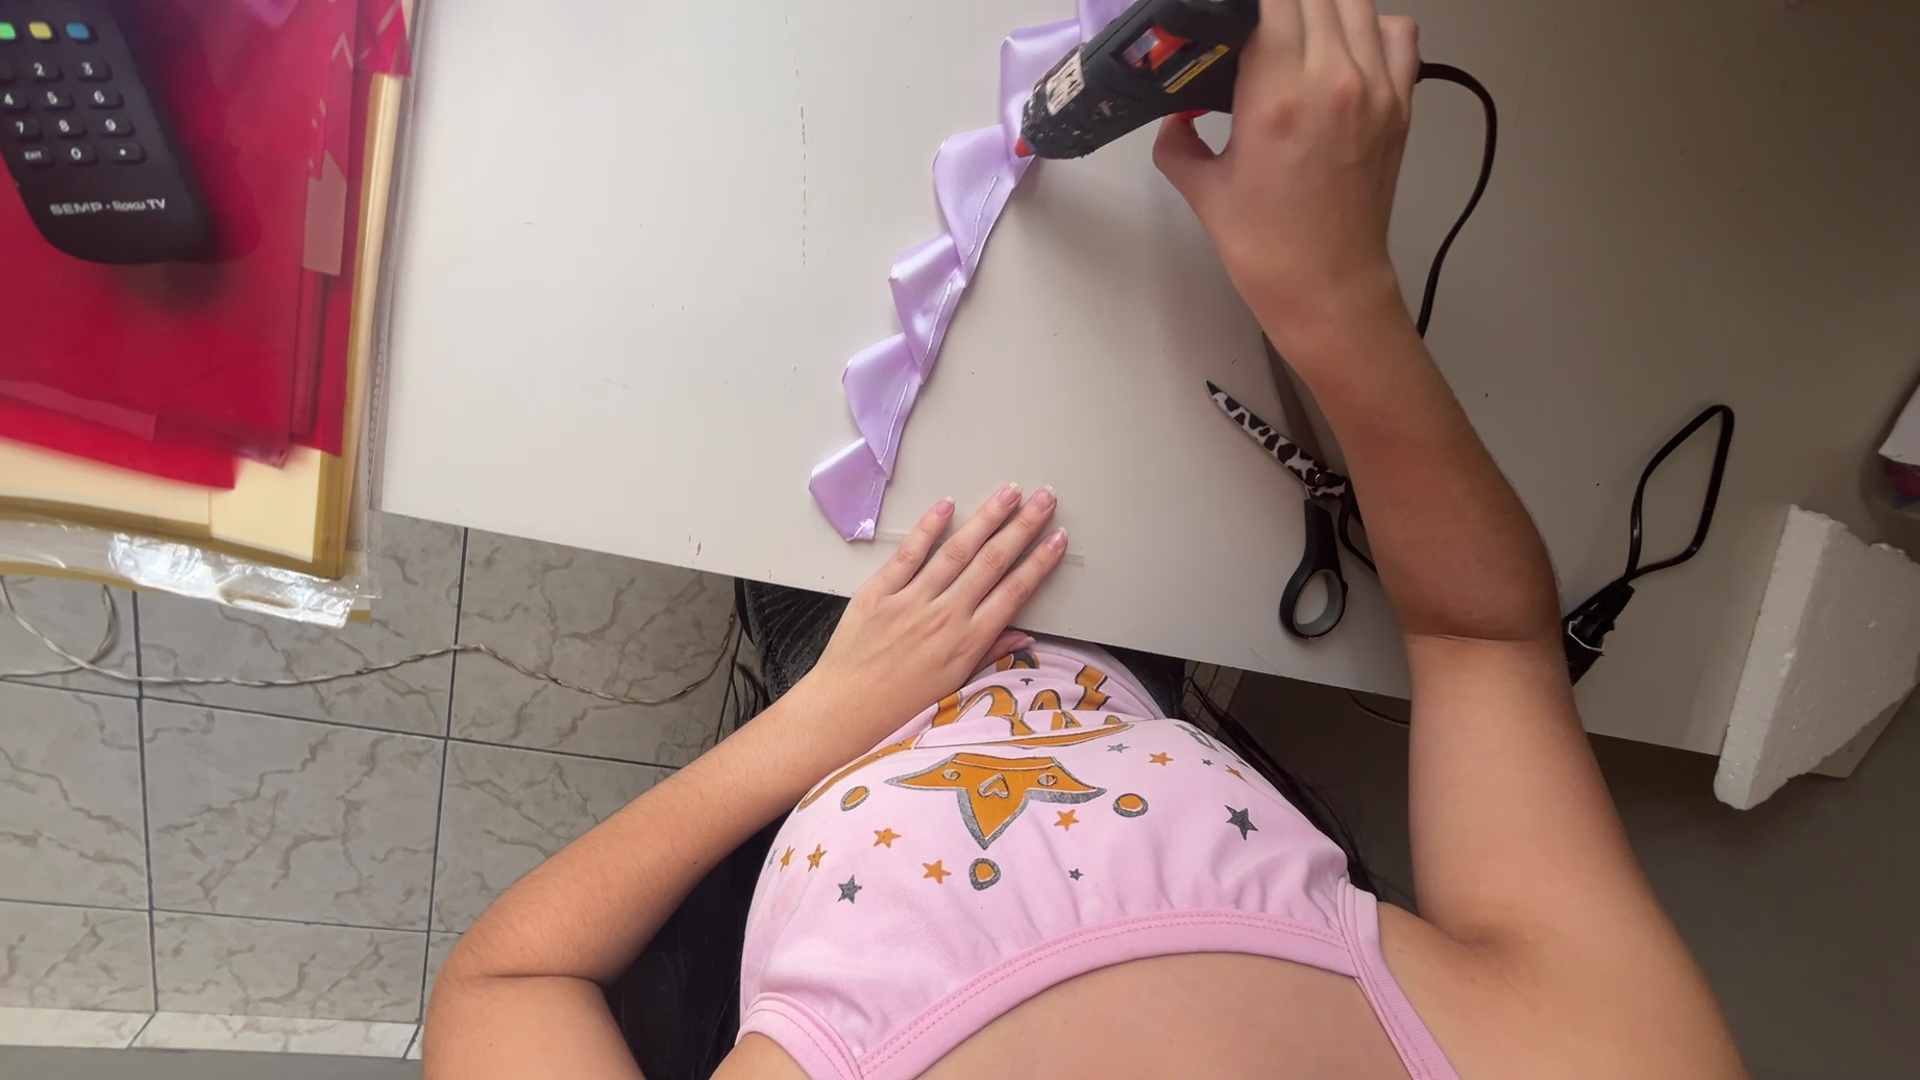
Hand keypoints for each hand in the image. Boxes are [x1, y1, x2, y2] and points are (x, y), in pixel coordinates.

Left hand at [797, 485, 1067, 742]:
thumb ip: (991, 653)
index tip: (1058, 539)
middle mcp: (944, 617)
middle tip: (1044, 498)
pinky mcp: (879, 592)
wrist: (845, 709)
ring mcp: (911, 601)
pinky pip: (909, 554)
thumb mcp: (955, 685)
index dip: (1040, 563)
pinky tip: (947, 505)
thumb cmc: (900, 703)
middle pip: (992, 562)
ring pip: (957, 551)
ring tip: (1009, 492)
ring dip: (987, 518)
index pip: (1014, 592)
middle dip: (1023, 527)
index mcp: (967, 642)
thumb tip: (1026, 637)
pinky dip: (929, 528)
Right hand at [1154, 0, 1420, 353]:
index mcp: (1277, 98)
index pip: (1268, 2)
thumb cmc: (1266, 250)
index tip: (1224, 20)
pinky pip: (1396, 30)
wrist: (1327, 288)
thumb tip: (1174, 118)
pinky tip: (1340, 52)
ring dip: (1318, 7)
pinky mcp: (1401, 102)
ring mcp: (1377, 86)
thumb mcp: (1205, 196)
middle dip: (1275, 5)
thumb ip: (1179, 146)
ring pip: (1354, 0)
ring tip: (1290, 37)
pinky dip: (1368, 25)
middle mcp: (1334, 78)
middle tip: (1249, 33)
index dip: (1241, 5)